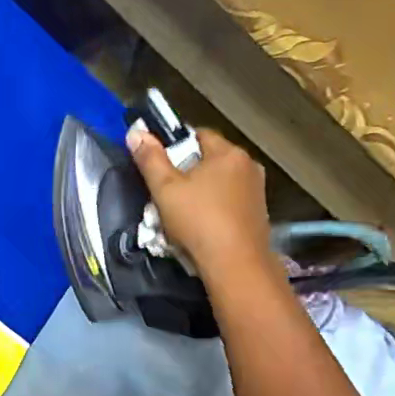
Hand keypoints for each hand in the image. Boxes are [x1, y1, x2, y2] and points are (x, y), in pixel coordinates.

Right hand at [129, 127, 273, 279]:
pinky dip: (214, 210)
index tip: (159, 165)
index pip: (199, 134)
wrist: (235, 264)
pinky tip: (200, 228)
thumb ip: (150, 159)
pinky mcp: (258, 215)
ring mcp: (257, 191)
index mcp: (228, 153)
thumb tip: (136, 132)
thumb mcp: (164, 189)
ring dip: (200, 193)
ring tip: (180, 214)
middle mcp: (248, 166)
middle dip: (187, 172)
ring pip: (220, 184)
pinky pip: (229, 203)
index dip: (176, 145)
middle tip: (165, 194)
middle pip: (210, 160)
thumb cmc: (198, 221)